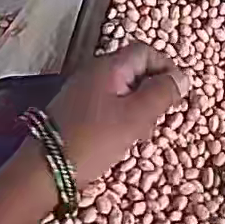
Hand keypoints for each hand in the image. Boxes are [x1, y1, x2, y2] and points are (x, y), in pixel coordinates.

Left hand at [43, 43, 186, 184]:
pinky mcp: (74, 112)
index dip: (166, 66)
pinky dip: (122, 117)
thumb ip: (161, 93)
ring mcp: (81, 92)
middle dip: (153, 89)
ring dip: (139, 106)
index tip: (178, 92)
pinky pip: (108, 105)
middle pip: (134, 69)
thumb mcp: (135, 117)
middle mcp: (93, 73)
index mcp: (108, 67)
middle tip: (161, 115)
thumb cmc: (93, 140)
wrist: (42, 171)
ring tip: (142, 132)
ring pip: (122, 89)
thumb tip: (182, 77)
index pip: (145, 51)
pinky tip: (122, 139)